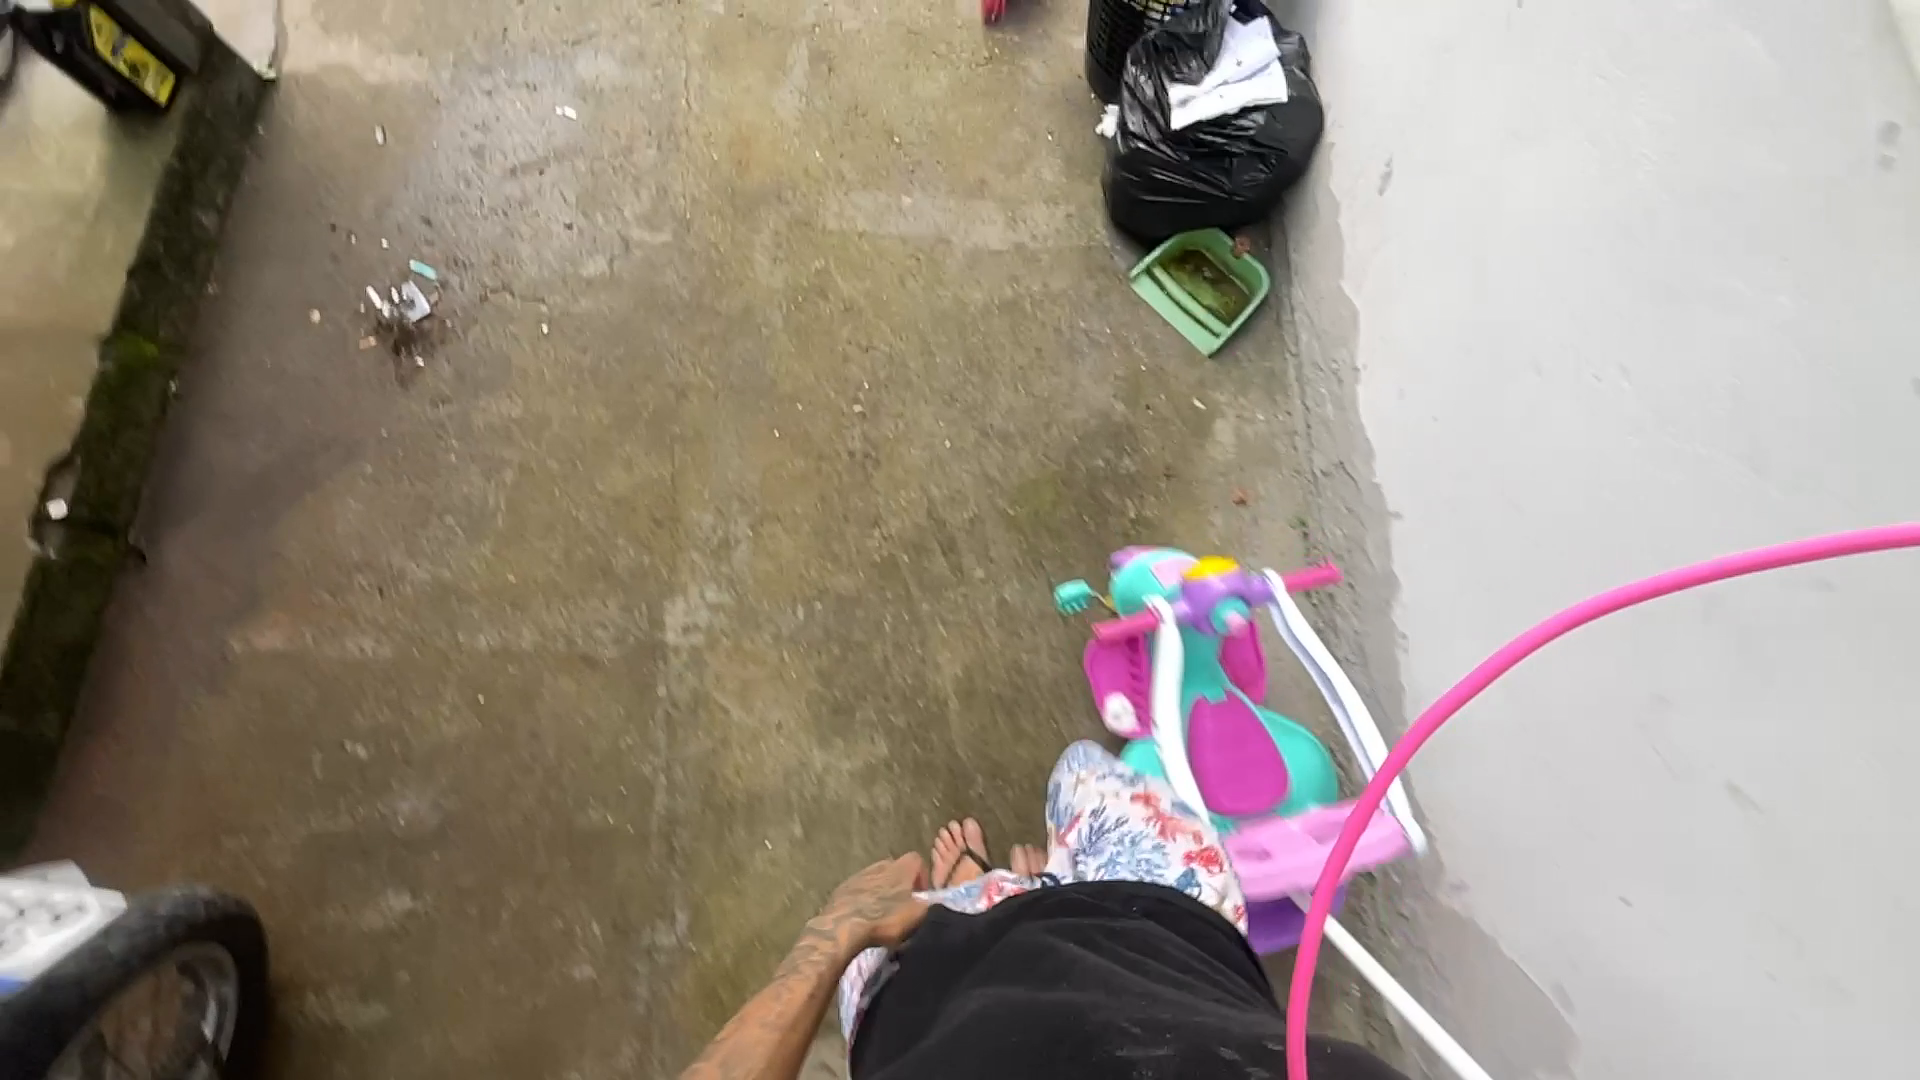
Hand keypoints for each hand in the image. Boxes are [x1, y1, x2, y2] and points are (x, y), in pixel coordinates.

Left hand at [817, 853, 929, 949]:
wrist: (843, 926)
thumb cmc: (885, 919)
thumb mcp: (917, 915)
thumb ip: (930, 905)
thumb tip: (937, 901)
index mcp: (901, 867)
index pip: (917, 861)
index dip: (922, 878)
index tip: (921, 898)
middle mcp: (881, 864)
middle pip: (896, 869)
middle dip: (900, 885)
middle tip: (902, 907)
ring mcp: (860, 874)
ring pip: (876, 878)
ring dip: (881, 892)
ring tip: (881, 914)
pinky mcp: (843, 888)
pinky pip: (859, 889)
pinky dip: (863, 899)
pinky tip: (862, 917)